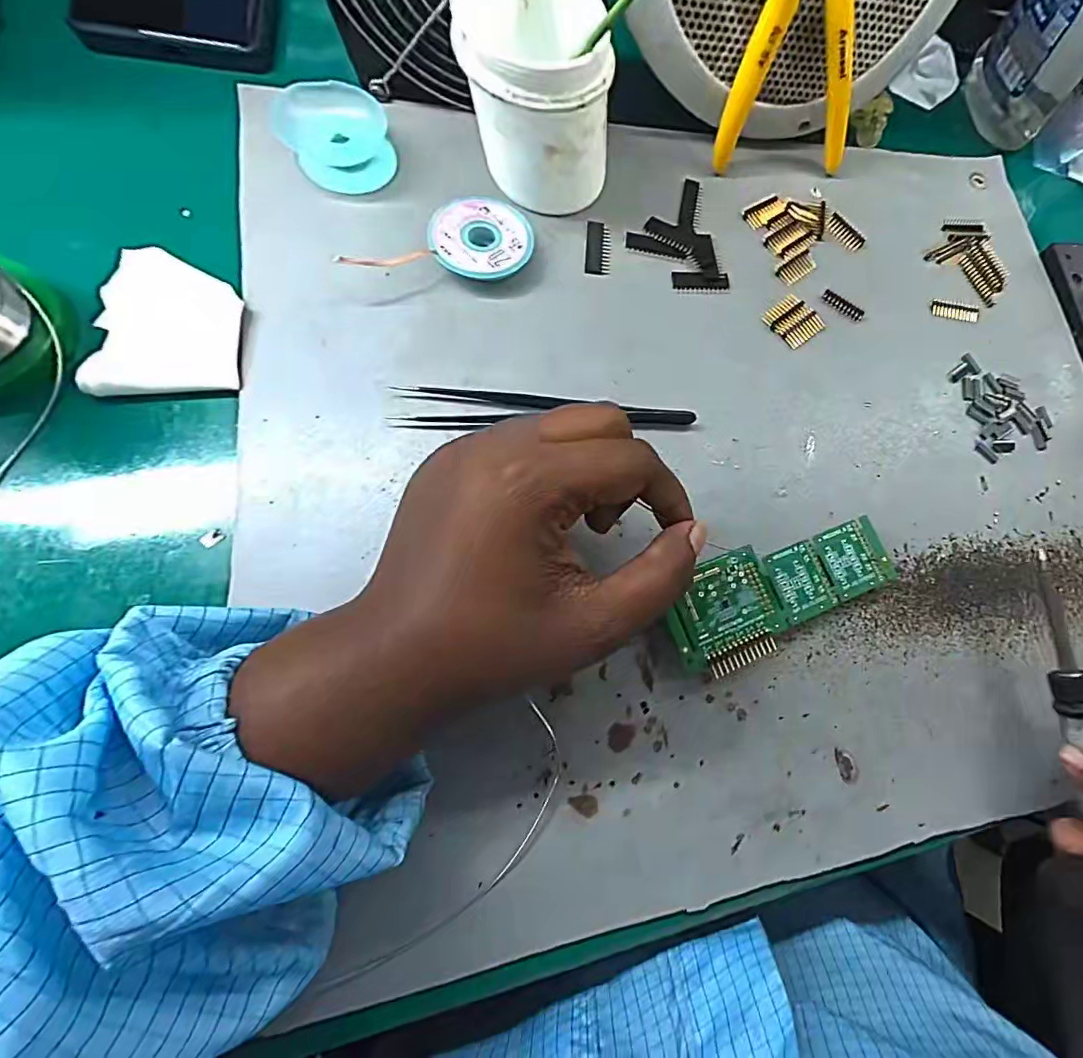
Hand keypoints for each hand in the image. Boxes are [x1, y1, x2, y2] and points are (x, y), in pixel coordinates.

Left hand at [230, 404, 705, 798]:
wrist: (391, 661)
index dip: (670, 496)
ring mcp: (465, 447)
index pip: (631, 459)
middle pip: (601, 422)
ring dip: (593, 467)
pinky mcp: (448, 460)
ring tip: (578, 527)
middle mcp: (495, 444)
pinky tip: (538, 521)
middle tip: (618, 529)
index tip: (675, 536)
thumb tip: (692, 533)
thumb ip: (661, 579)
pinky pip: (524, 440)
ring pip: (563, 426)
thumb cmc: (493, 650)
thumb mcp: (594, 628)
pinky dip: (554, 468)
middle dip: (631, 472)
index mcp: (529, 480)